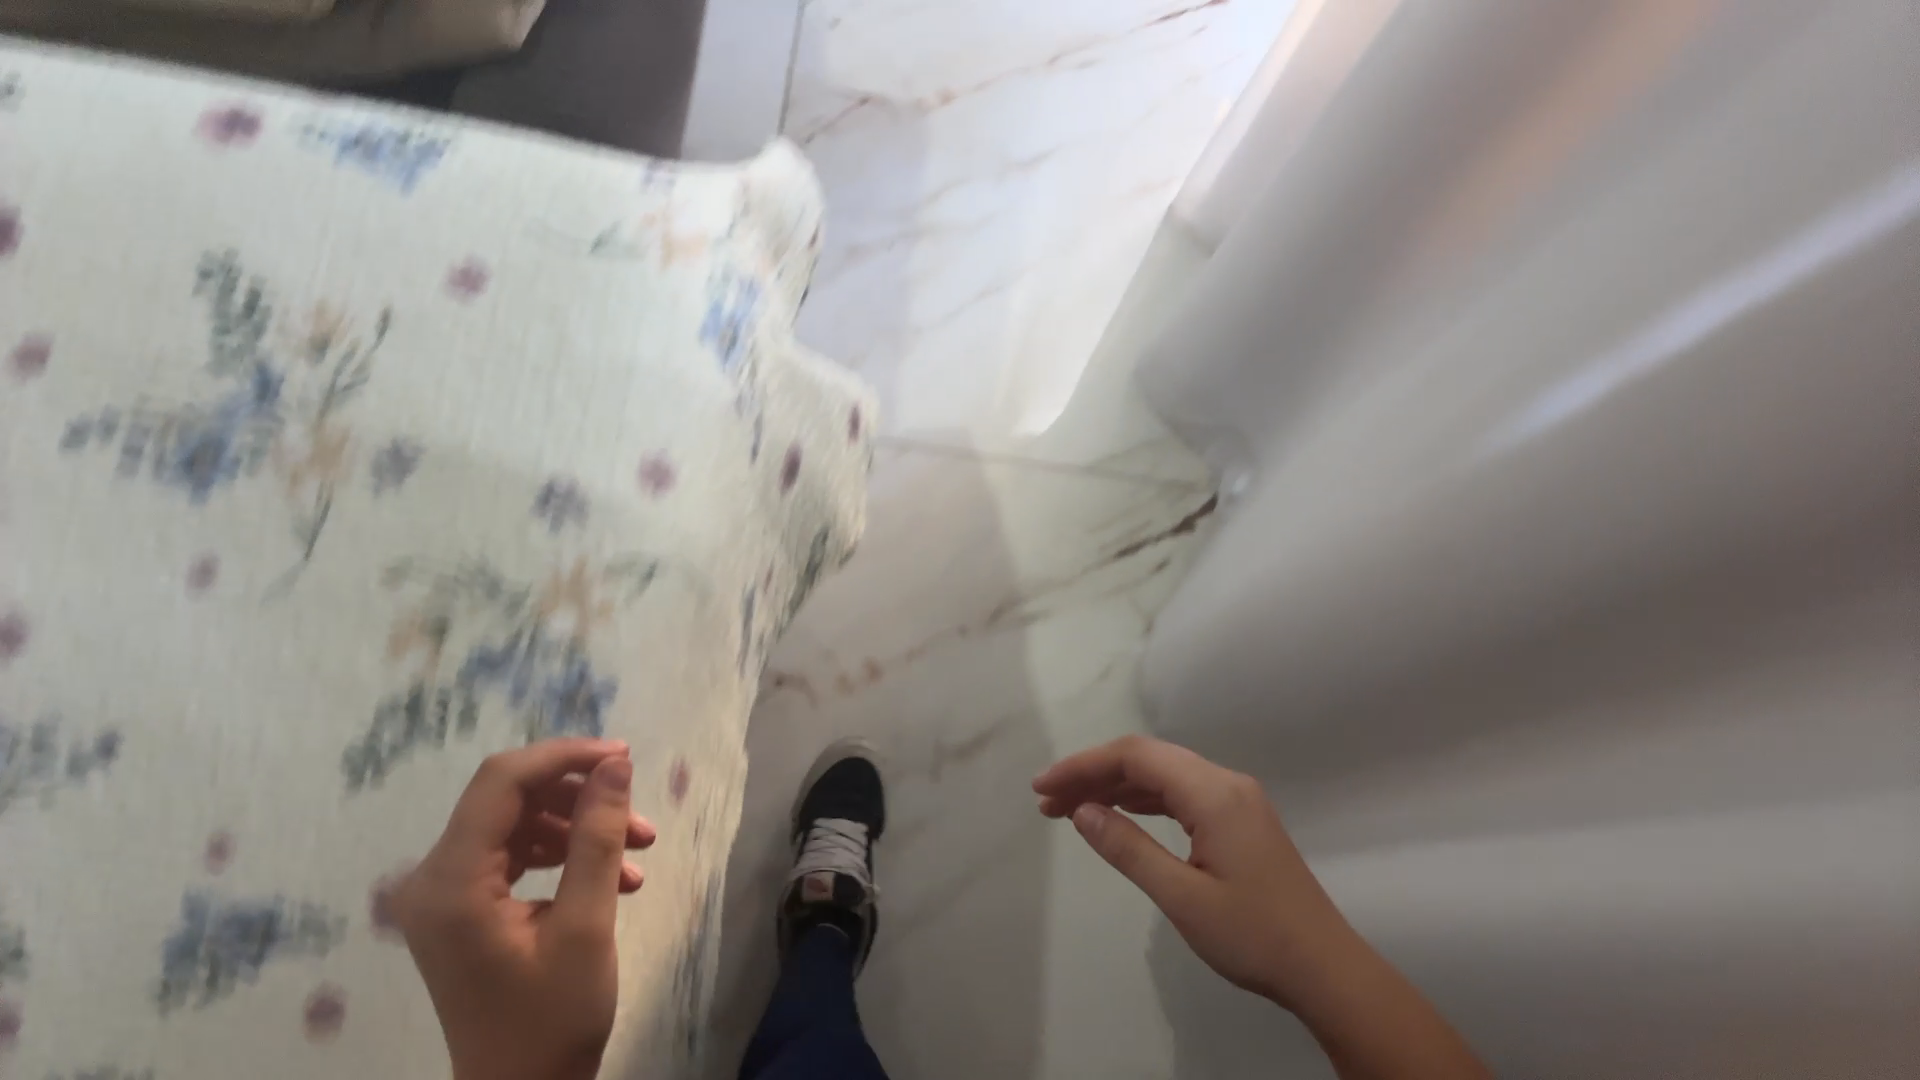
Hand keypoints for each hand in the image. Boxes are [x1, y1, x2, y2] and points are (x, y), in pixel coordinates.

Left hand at [391, 739, 656, 1079]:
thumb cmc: (552, 1019)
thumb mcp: (586, 924)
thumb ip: (598, 837)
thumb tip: (617, 764)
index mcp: (451, 881)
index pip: (502, 781)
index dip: (565, 757)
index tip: (625, 758)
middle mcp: (434, 877)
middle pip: (511, 797)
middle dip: (581, 796)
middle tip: (639, 814)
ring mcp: (446, 893)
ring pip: (520, 821)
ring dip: (581, 825)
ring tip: (639, 849)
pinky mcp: (464, 907)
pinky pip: (517, 852)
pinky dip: (566, 852)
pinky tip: (615, 876)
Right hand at [1036, 737, 1490, 1079]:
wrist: (1326, 970)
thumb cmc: (1253, 935)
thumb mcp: (1181, 897)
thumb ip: (1128, 849)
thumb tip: (1082, 811)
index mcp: (1213, 792)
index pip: (1135, 756)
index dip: (1083, 765)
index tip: (1042, 787)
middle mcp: (1225, 782)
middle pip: (1147, 759)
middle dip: (1093, 774)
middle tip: (1048, 801)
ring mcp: (1236, 798)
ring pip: (1163, 774)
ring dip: (1116, 785)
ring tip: (1071, 808)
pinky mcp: (1240, 818)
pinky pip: (1181, 792)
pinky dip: (1143, 798)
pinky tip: (1119, 812)